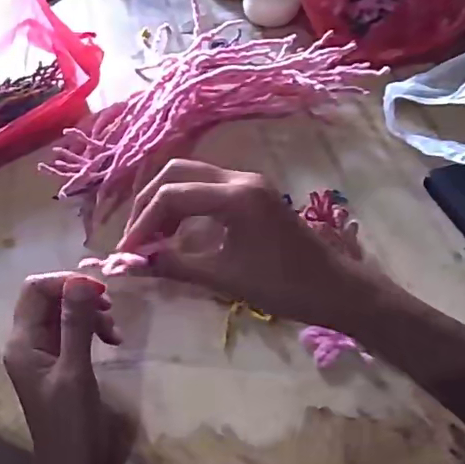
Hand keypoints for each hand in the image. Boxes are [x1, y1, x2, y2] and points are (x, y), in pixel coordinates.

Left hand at [3, 273, 129, 463]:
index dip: (66, 282)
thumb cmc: (70, 428)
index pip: (35, 289)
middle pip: (48, 298)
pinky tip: (112, 341)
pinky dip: (92, 328)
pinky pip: (73, 331)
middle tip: (110, 309)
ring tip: (114, 332)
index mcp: (21, 343)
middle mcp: (27, 343)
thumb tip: (82, 281)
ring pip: (64, 313)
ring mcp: (43, 354)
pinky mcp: (60, 364)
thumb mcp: (75, 373)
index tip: (100, 293)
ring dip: (90, 313)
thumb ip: (77, 325)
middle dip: (80, 296)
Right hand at [116, 160, 385, 330]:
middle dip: (149, 203)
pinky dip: (186, 206)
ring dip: (166, 203)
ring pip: (192, 178)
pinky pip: (208, 189)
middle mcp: (241, 179)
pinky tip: (178, 233)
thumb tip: (129, 263)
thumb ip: (174, 265)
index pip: (171, 195)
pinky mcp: (254, 195)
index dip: (142, 223)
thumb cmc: (284, 286)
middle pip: (177, 173)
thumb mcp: (224, 278)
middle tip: (134, 239)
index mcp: (236, 195)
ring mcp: (249, 184)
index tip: (127, 252)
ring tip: (151, 238)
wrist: (337, 290)